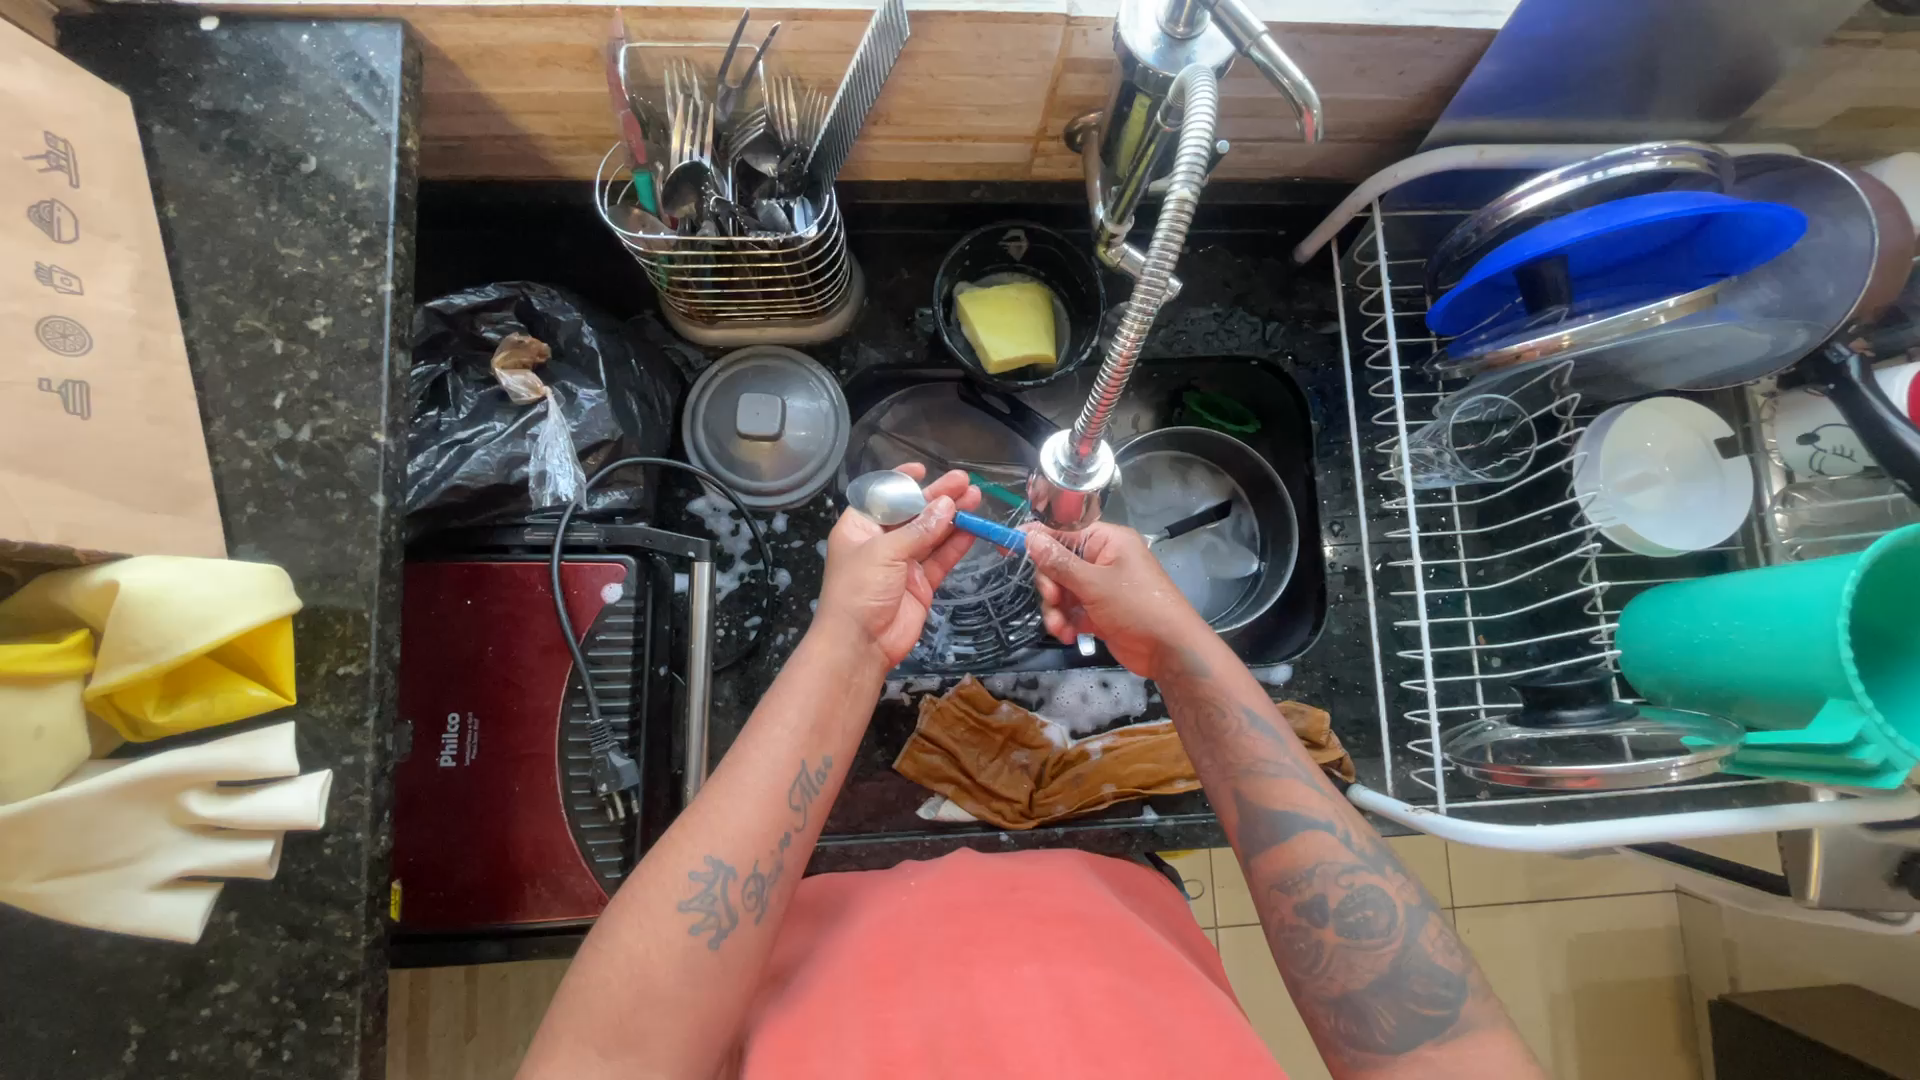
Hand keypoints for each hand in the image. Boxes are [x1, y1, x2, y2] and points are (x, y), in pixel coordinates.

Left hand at [814, 464, 981, 668]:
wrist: (860, 645)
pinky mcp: (920, 583)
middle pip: (912, 513)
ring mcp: (902, 563)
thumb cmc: (858, 591)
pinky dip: (956, 543)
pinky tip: (974, 527)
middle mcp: (881, 542)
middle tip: (964, 481)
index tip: (922, 468)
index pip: (881, 497)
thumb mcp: (883, 553)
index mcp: (859, 528)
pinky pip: (940, 557)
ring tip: (975, 497)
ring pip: (931, 533)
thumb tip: (946, 505)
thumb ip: (918, 530)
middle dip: (937, 497)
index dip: (901, 482)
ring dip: (952, 517)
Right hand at [1024, 523, 1211, 677]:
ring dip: (1055, 610)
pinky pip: (1070, 611)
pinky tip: (1069, 636)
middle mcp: (1102, 560)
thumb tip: (1030, 537)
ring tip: (1061, 627)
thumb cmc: (1138, 607)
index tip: (1006, 544)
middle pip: (1057, 564)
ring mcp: (1100, 587)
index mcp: (1107, 541)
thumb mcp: (1094, 584)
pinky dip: (1066, 623)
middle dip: (1050, 586)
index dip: (1036, 538)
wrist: (1170, 651)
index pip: (1063, 532)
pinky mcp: (1098, 611)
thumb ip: (1059, 562)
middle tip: (1054, 600)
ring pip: (1061, 591)